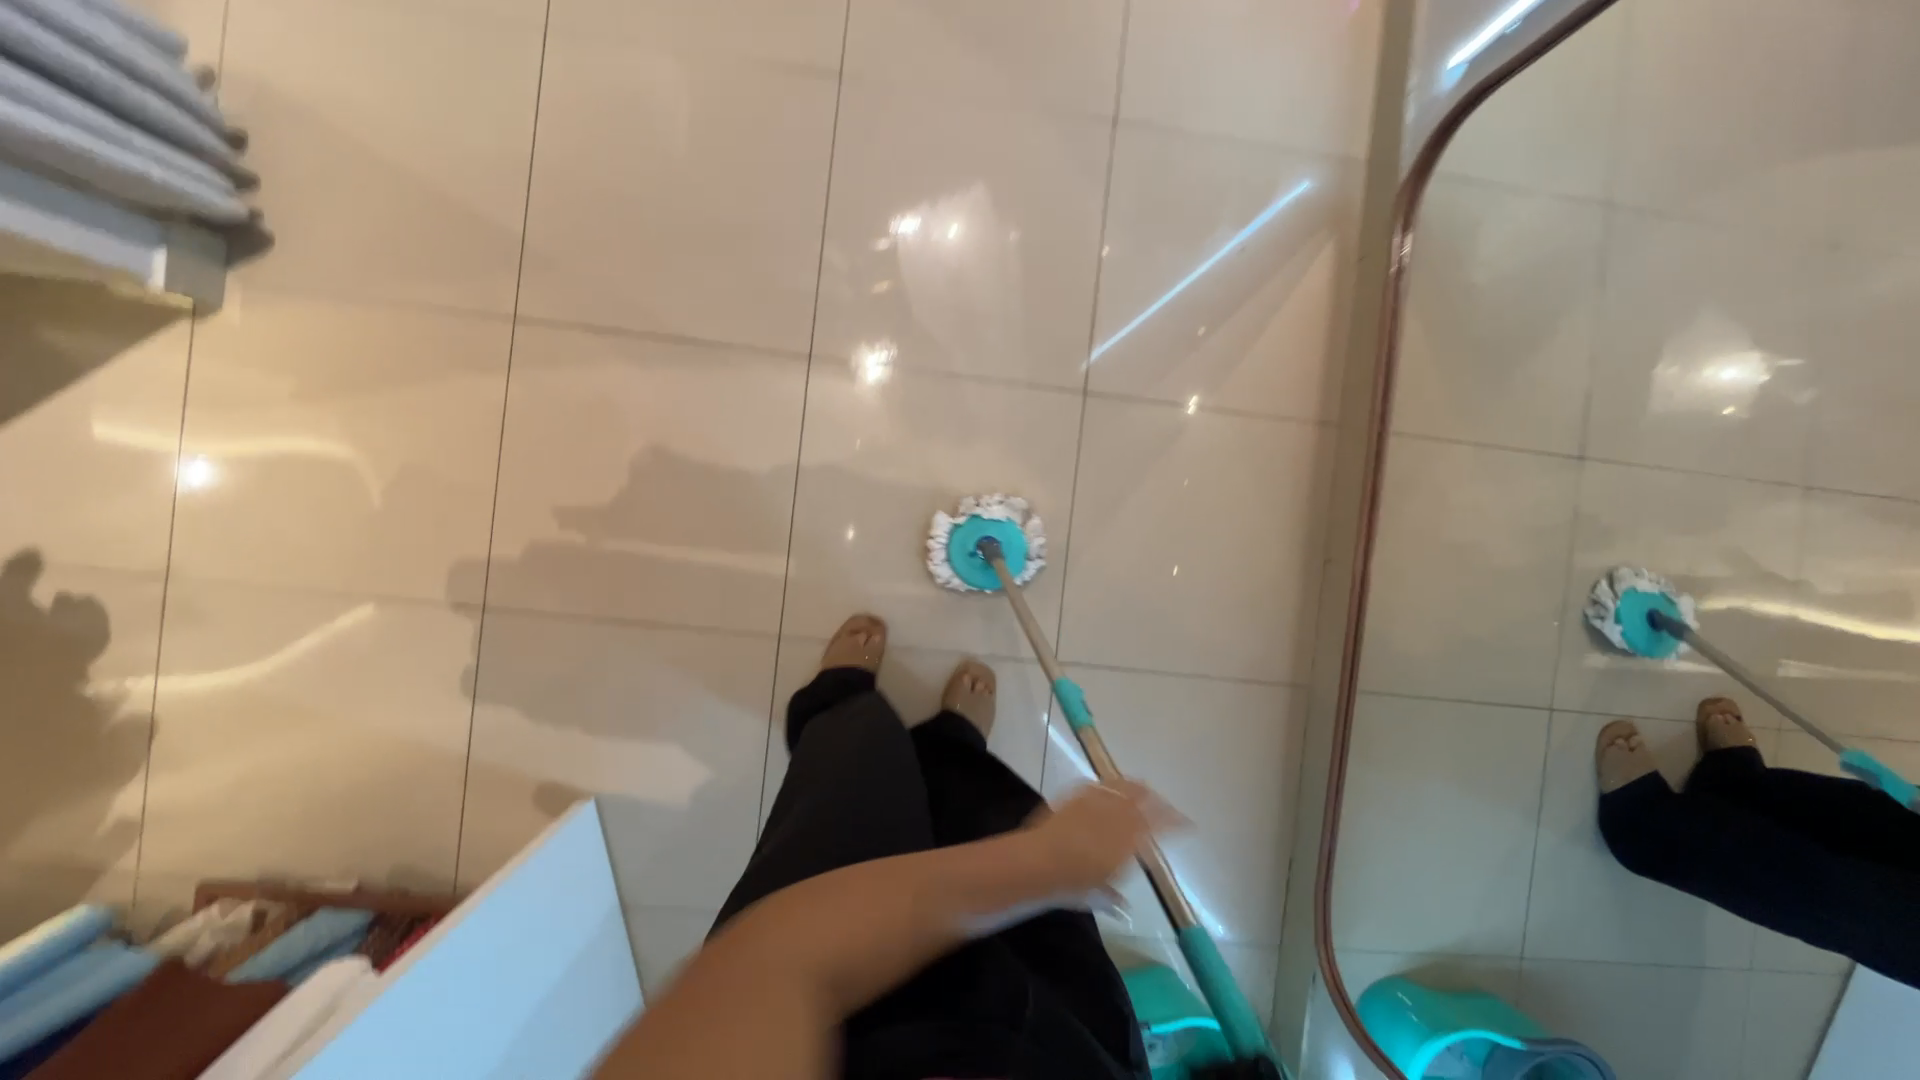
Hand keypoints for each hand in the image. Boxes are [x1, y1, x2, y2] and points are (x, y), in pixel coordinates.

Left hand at [1023, 779, 1184, 895]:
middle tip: (1165, 806)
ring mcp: (1097, 801)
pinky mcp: (1077, 794)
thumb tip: (1121, 906)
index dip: (1177, 823)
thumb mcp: (1097, 894)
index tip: (1189, 825)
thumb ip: (1112, 896)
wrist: (1039, 860)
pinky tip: (1111, 787)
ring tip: (1144, 789)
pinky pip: (1100, 785)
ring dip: (1138, 788)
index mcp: (1132, 841)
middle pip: (1146, 800)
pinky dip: (1111, 785)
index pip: (1162, 825)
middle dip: (1159, 802)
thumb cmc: (1072, 882)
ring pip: (1125, 786)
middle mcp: (1119, 816)